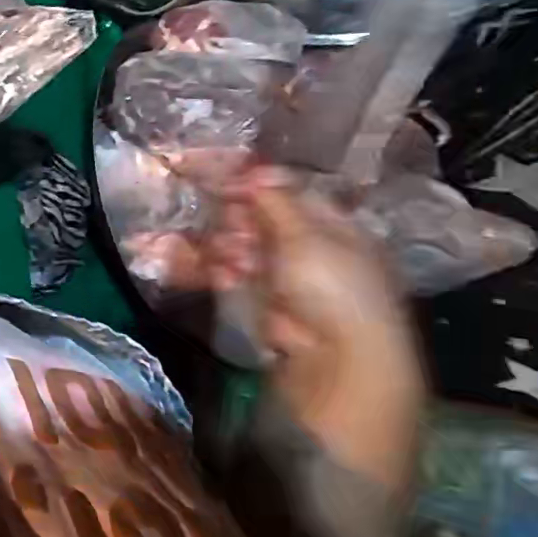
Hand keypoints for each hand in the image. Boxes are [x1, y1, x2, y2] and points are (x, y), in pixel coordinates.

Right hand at [215, 168, 425, 488]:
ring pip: (232, 246)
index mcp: (331, 225)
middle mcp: (305, 247)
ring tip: (199, 254)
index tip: (202, 166)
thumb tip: (252, 167)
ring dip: (213, 245)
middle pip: (252, 217)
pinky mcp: (255, 304)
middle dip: (226, 216)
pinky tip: (203, 270)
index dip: (244, 178)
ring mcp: (278, 277)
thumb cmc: (334, 293)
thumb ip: (273, 201)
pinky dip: (209, 271)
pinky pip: (225, 276)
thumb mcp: (308, 238)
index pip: (281, 190)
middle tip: (213, 223)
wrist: (338, 370)